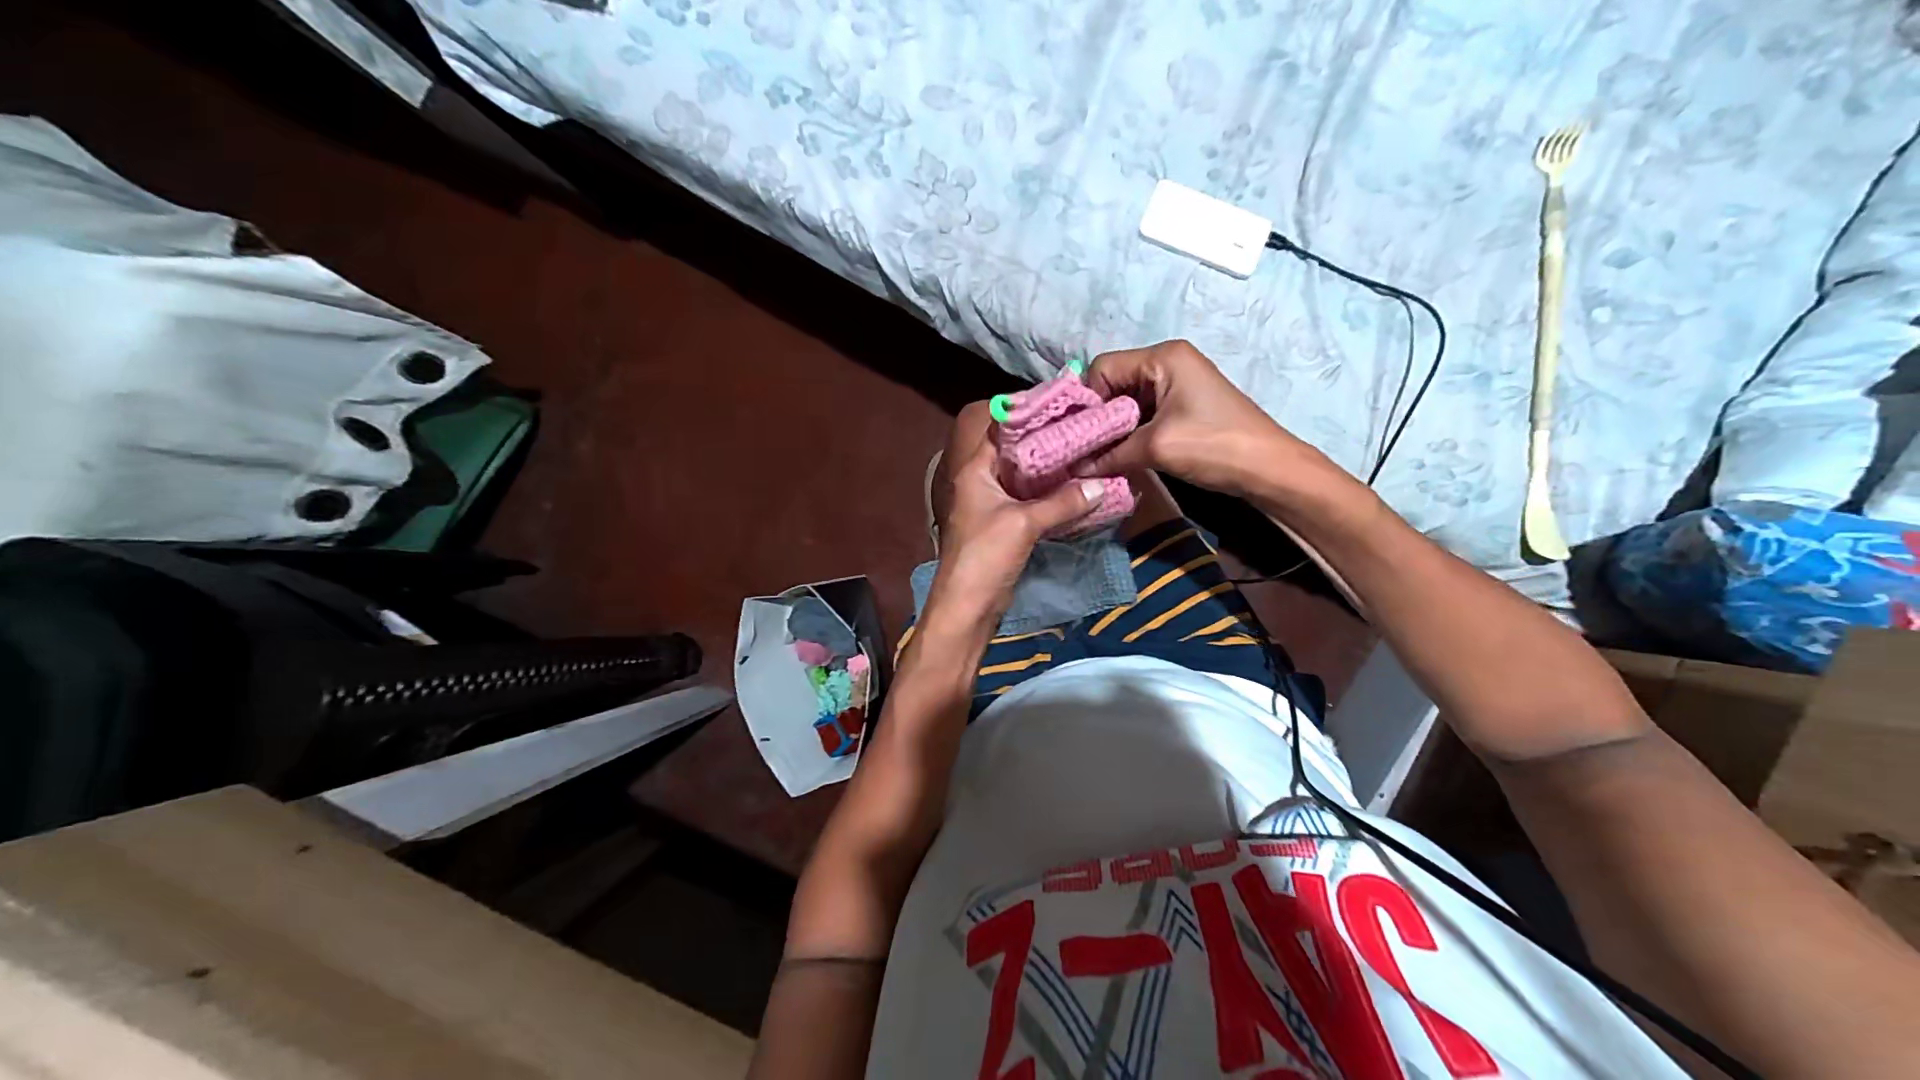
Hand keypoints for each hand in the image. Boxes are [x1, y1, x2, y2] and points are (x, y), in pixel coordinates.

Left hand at [930, 401, 1103, 617]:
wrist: (968, 606)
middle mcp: (982, 481)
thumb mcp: (1025, 523)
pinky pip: (1031, 500)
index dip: (1030, 415)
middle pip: (1017, 453)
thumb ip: (1063, 501)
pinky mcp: (1006, 525)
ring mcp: (994, 504)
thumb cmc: (986, 555)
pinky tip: (1079, 489)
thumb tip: (1102, 484)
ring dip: (1053, 471)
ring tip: (1087, 454)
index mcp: (976, 470)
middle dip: (1048, 443)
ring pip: (1026, 478)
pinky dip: (1052, 495)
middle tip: (1084, 429)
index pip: (1001, 429)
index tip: (1064, 406)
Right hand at [1072, 340, 1321, 498]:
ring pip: (1125, 402)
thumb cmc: (1215, 446)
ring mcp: (1175, 385)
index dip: (1086, 400)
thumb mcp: (1156, 448)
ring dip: (1111, 429)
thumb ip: (1109, 455)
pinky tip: (1117, 456)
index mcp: (1163, 357)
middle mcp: (1167, 362)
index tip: (1074, 434)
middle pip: (1113, 383)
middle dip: (1096, 417)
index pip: (1103, 368)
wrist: (1270, 470)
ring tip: (1095, 456)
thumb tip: (1072, 469)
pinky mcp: (1181, 407)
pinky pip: (1141, 415)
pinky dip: (1127, 435)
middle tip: (1080, 448)